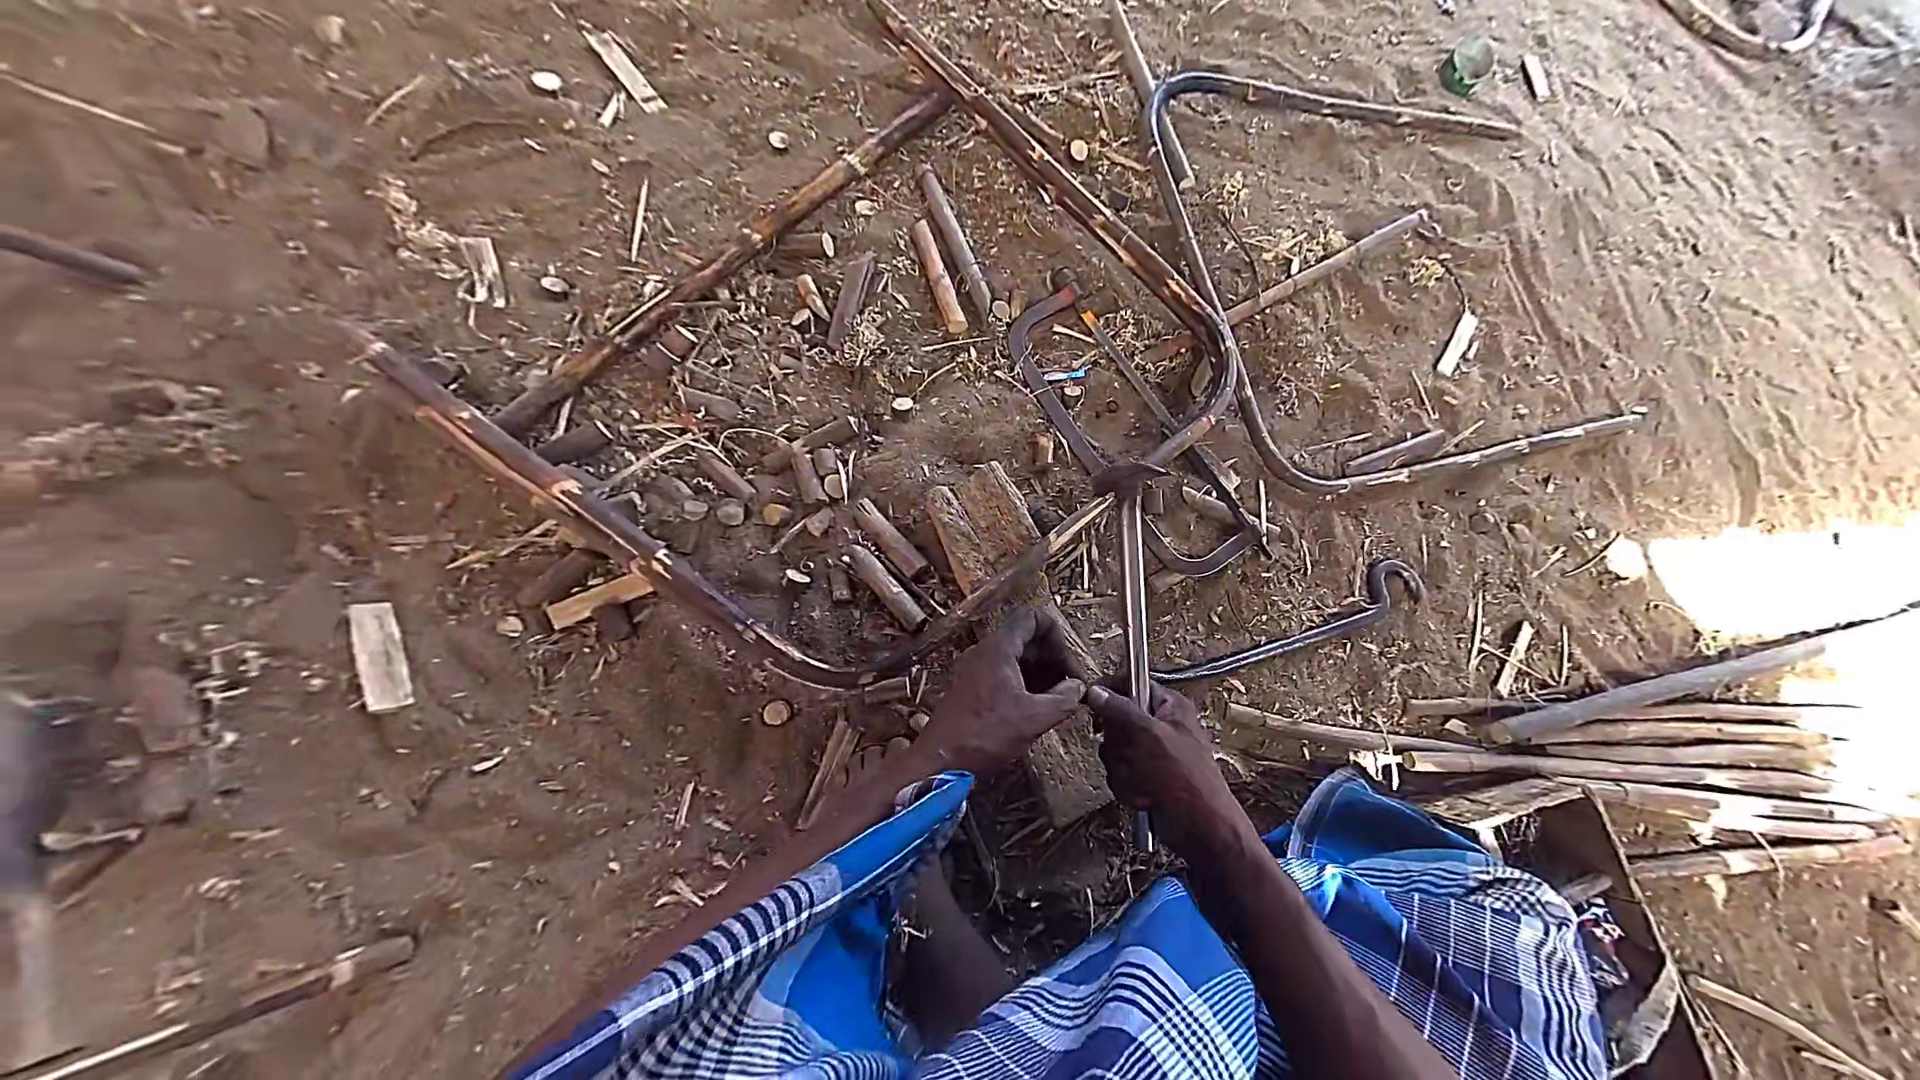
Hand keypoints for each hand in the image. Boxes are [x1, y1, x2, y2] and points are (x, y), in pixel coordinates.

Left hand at [919, 608, 1086, 772]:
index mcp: (999, 648)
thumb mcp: (1034, 718)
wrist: (940, 760)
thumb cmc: (984, 735)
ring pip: (1015, 657)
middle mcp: (984, 651)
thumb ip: (1064, 699)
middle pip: (1026, 638)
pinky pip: (1003, 674)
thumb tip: (1078, 687)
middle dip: (1053, 659)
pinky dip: (1023, 684)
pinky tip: (1036, 710)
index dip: (1058, 635)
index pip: (1033, 617)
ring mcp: (975, 669)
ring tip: (1058, 701)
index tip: (1069, 665)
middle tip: (1071, 687)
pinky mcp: (970, 688)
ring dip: (1040, 674)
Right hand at [1086, 682, 1257, 858]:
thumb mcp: (1147, 734)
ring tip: (1142, 779)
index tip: (1093, 703)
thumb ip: (1119, 709)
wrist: (1200, 830)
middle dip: (1117, 743)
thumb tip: (1096, 692)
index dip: (1110, 692)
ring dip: (1122, 768)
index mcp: (1169, 706)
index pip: (1131, 683)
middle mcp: (1160, 726)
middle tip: (1132, 754)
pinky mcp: (1146, 776)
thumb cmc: (1184, 779)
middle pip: (1116, 720)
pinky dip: (1126, 784)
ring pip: (1114, 749)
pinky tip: (1143, 794)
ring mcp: (1152, 752)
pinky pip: (1119, 771)